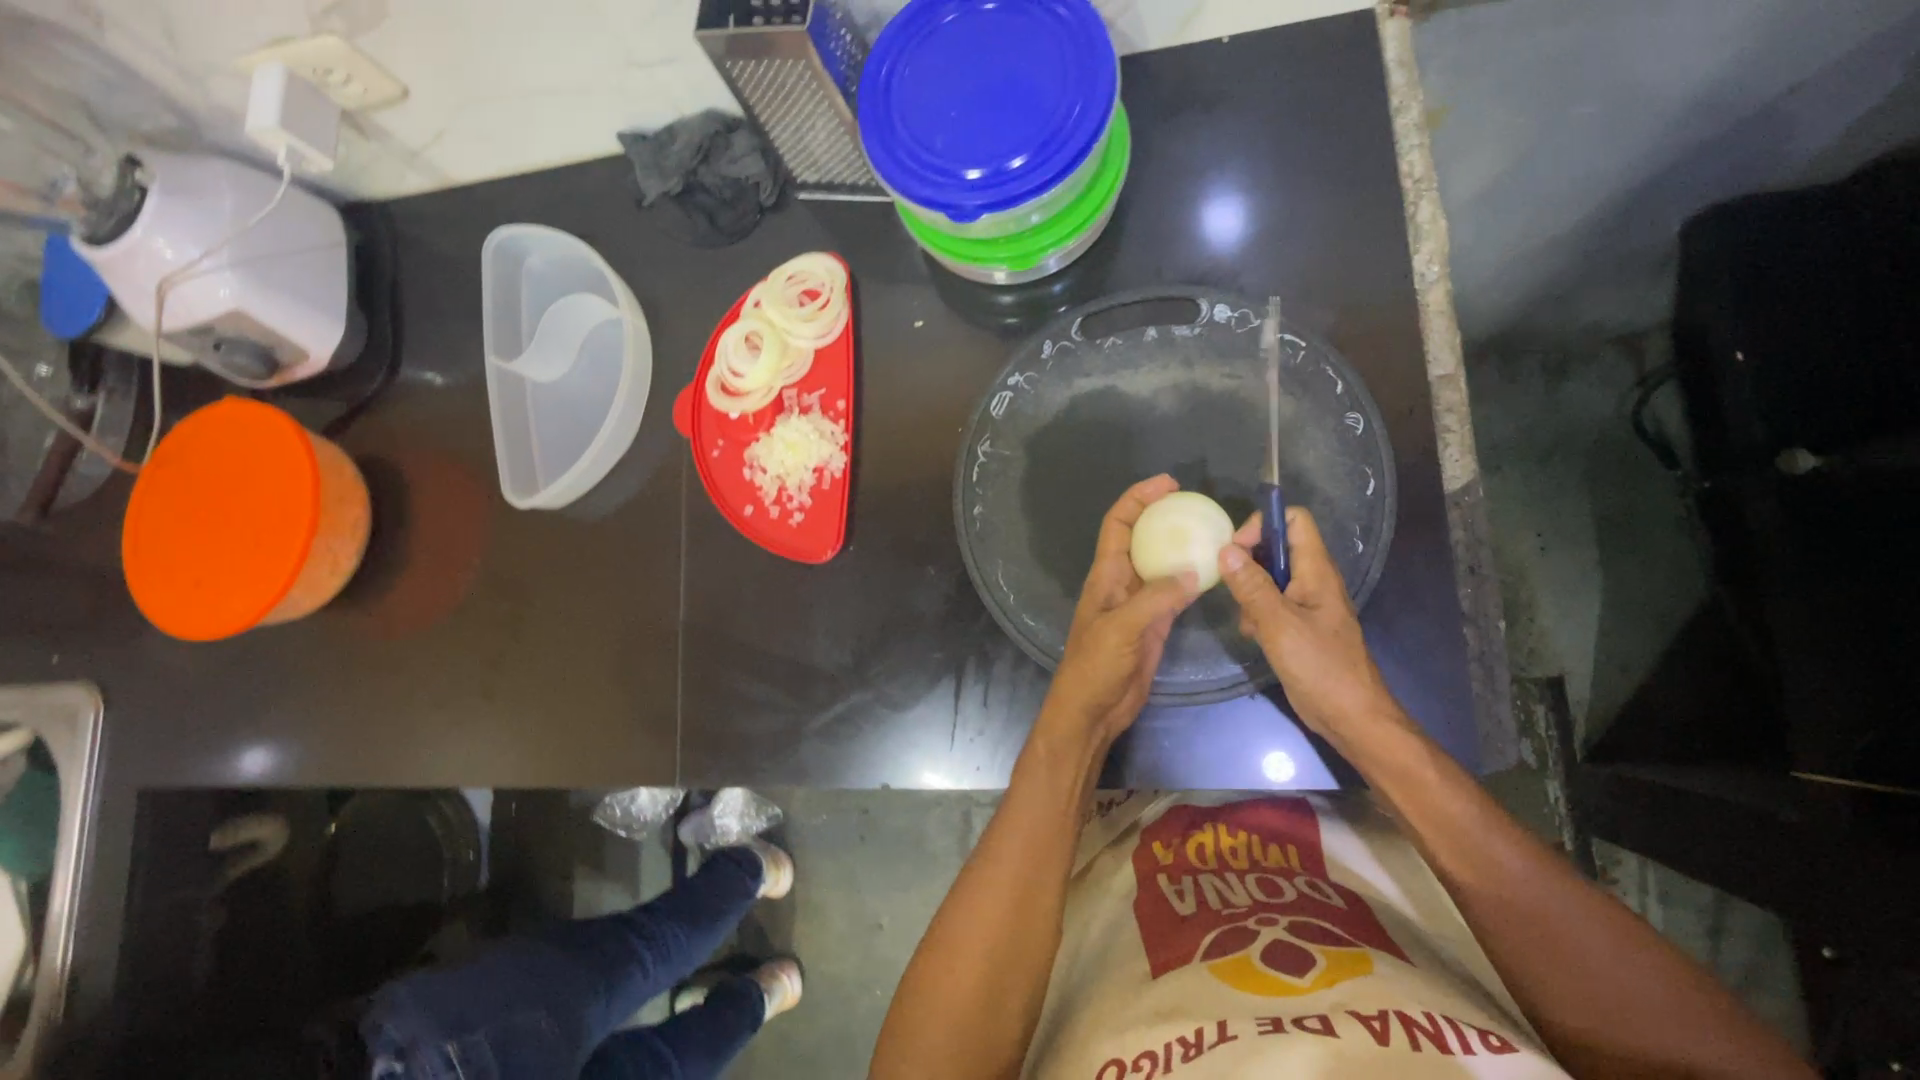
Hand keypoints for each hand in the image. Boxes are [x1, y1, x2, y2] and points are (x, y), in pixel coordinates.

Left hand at [1039, 475, 1200, 746]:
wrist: (1094, 708)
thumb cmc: (1096, 665)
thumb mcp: (1123, 628)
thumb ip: (1155, 599)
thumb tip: (1191, 572)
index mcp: (1106, 575)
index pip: (1119, 524)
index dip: (1138, 499)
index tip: (1167, 484)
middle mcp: (1121, 582)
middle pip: (1142, 537)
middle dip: (1164, 515)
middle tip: (1198, 503)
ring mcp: (1138, 603)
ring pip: (1161, 563)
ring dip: (1181, 546)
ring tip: (1212, 530)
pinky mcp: (1154, 624)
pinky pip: (1174, 593)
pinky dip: (1192, 580)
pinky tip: (1214, 572)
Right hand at [1216, 507, 1410, 745]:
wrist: (1351, 715)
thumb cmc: (1320, 666)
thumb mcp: (1279, 625)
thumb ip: (1252, 587)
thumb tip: (1225, 550)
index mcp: (1316, 571)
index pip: (1294, 520)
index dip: (1263, 525)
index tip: (1236, 550)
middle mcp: (1313, 580)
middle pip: (1277, 547)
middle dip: (1249, 561)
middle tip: (1233, 586)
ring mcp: (1307, 604)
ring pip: (1270, 577)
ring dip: (1250, 591)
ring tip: (1246, 619)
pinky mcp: (1299, 626)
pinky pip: (1272, 604)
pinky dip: (1257, 613)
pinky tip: (1253, 636)